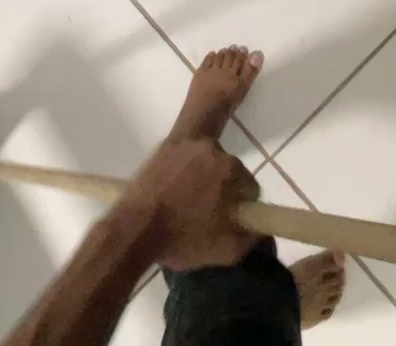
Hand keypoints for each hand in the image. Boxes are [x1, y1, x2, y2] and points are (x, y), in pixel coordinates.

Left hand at [117, 137, 258, 270]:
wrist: (135, 228)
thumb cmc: (183, 238)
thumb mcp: (226, 251)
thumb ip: (251, 238)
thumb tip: (260, 229)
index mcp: (231, 169)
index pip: (249, 186)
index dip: (242, 205)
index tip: (229, 220)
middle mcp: (212, 148)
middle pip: (227, 170)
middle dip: (222, 189)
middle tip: (207, 213)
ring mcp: (186, 144)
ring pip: (205, 162)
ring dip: (202, 177)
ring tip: (186, 203)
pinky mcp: (165, 146)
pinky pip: (183, 157)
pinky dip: (182, 171)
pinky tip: (172, 192)